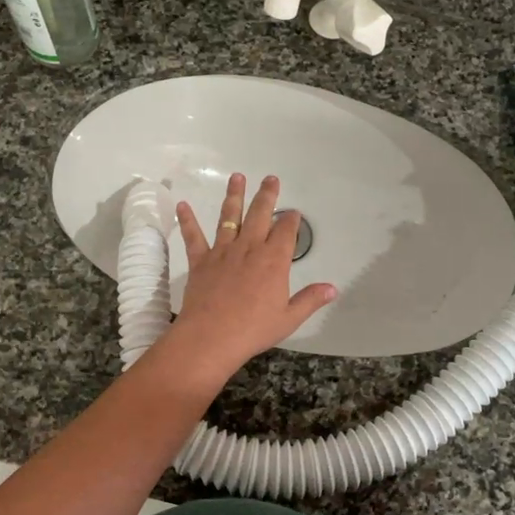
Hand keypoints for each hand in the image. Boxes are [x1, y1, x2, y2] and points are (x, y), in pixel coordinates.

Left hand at [159, 173, 336, 376]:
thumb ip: (310, 300)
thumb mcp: (289, 318)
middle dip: (267, 195)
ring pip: (229, 217)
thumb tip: (332, 289)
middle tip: (270, 179)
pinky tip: (182, 205)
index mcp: (274, 261)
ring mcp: (223, 252)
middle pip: (260, 215)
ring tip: (237, 177)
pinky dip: (187, 220)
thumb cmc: (253, 330)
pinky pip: (193, 236)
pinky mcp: (200, 261)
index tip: (294, 212)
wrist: (211, 337)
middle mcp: (249, 248)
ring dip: (234, 196)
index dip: (291, 220)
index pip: (286, 232)